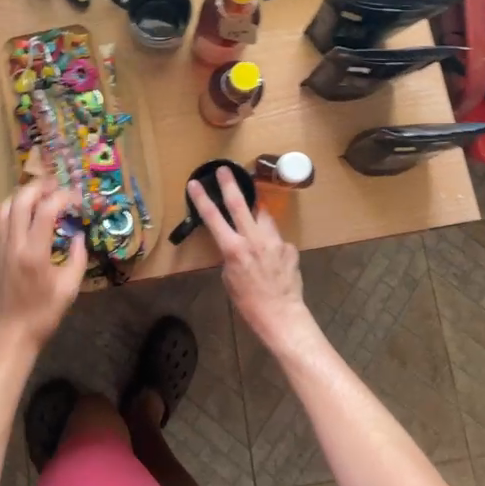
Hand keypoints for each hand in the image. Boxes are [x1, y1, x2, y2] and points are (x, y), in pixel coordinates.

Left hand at [0, 179, 85, 353]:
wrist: (10, 334)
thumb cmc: (43, 314)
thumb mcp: (69, 288)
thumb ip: (77, 258)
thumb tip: (78, 236)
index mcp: (34, 253)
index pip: (46, 210)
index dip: (63, 197)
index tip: (77, 198)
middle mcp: (14, 244)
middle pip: (21, 200)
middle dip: (40, 186)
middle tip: (57, 185)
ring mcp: (1, 246)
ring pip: (6, 206)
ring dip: (24, 194)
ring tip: (42, 194)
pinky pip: (3, 219)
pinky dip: (16, 207)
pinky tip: (30, 212)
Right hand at [189, 170, 315, 351]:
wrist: (282, 316)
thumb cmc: (249, 303)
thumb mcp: (229, 279)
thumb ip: (231, 256)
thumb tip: (236, 246)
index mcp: (234, 249)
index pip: (213, 218)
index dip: (202, 199)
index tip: (194, 183)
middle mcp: (254, 239)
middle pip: (239, 204)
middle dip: (230, 184)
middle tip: (224, 170)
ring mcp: (274, 241)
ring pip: (263, 217)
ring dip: (256, 214)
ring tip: (254, 216)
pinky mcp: (290, 247)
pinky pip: (277, 238)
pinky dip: (272, 243)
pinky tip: (273, 258)